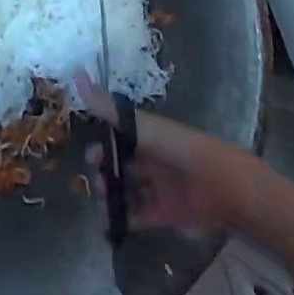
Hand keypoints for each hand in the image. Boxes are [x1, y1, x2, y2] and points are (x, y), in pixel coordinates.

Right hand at [75, 72, 226, 234]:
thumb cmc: (175, 147)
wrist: (216, 183)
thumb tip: (76, 74)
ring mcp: (160, 186)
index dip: (103, 142)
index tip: (88, 150)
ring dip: (112, 192)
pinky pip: (141, 215)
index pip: (121, 136)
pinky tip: (109, 220)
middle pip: (123, 162)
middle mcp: (153, 159)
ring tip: (100, 195)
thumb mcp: (138, 124)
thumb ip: (107, 107)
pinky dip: (125, 218)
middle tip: (93, 175)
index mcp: (148, 135)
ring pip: (129, 188)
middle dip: (105, 168)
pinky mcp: (166, 213)